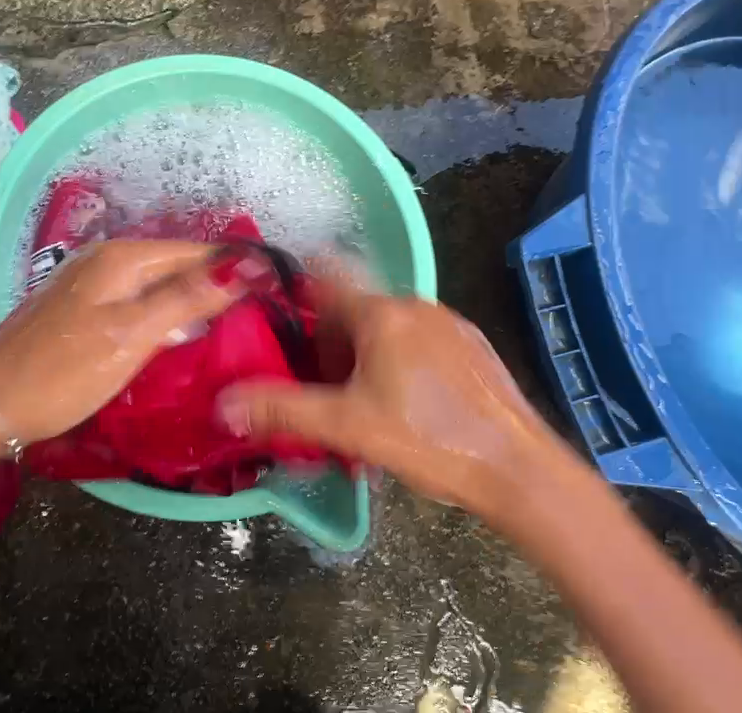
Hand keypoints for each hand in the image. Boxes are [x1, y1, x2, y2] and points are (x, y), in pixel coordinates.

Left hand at [0, 240, 268, 442]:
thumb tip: (243, 268)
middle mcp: (106, 259)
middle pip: (176, 265)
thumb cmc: (64, 372)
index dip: (233, 268)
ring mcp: (91, 283)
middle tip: (257, 313)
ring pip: (157, 284)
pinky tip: (178, 334)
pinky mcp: (82, 308)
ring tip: (230, 325)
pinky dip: (163, 312)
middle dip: (214, 284)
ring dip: (190, 299)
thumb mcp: (132, 336)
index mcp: (122, 258)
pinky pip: (137, 300)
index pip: (194, 252)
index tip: (272, 290)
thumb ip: (187, 300)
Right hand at [216, 266, 560, 511]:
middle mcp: (415, 304)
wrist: (517, 468)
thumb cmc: (428, 439)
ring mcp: (449, 323)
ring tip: (361, 405)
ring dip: (364, 354)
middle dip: (330, 341)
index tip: (282, 319)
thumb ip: (282, 411)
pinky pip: (419, 340)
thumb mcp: (347, 428)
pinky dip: (399, 361)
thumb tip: (224, 403)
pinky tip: (407, 408)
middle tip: (321, 388)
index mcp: (382, 312)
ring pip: (388, 325)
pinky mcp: (473, 346)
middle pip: (355, 305)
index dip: (299, 288)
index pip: (327, 273)